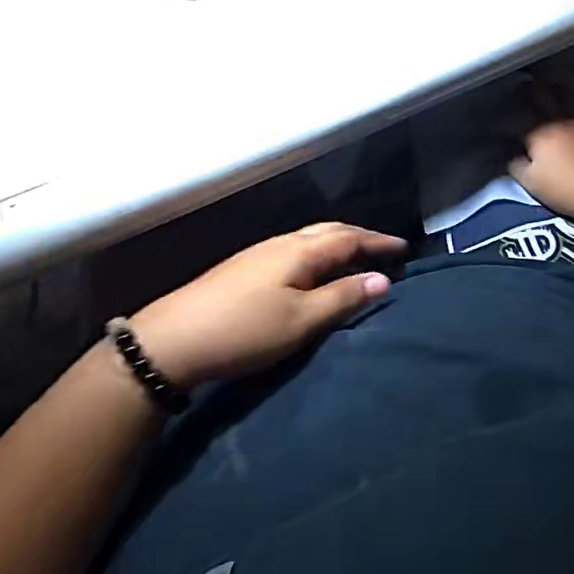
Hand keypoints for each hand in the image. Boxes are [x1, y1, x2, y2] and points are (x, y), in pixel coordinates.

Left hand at [127, 222, 407, 386]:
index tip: (404, 247)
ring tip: (356, 258)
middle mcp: (281, 243)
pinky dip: (318, 253)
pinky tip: (315, 271)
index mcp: (300, 251)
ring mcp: (259, 254)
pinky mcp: (244, 268)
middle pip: (329, 230)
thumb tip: (383, 279)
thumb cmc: (244, 331)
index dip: (378, 241)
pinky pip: (295, 249)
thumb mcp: (301, 320)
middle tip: (384, 249)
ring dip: (338, 243)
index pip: (350, 238)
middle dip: (360, 236)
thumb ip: (343, 297)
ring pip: (310, 238)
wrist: (169, 343)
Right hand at [509, 119, 573, 219]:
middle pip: (547, 134)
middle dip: (544, 146)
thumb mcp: (529, 182)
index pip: (524, 136)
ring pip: (567, 136)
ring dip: (564, 147)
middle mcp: (562, 124)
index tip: (526, 165)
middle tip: (545, 167)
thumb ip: (516, 167)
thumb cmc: (562, 187)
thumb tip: (514, 159)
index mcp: (540, 132)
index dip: (523, 151)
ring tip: (565, 168)